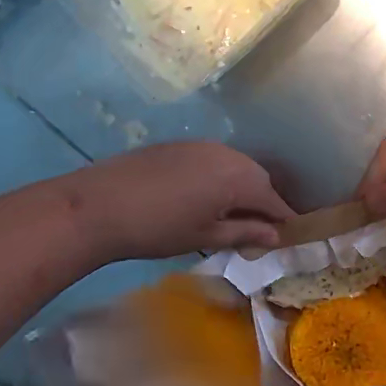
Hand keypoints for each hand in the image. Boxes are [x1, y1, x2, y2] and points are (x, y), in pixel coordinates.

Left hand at [55, 142, 296, 259]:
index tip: (288, 239)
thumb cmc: (158, 229)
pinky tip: (205, 198)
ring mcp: (202, 146)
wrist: (96, 206)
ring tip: (232, 216)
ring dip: (242, 190)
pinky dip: (220, 179)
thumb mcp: (206, 237)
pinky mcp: (180, 146)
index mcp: (239, 178)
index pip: (275, 201)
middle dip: (264, 204)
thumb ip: (245, 233)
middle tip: (258, 231)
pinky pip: (214, 161)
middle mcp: (227, 155)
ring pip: (237, 168)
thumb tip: (275, 236)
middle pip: (259, 180)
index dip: (284, 221)